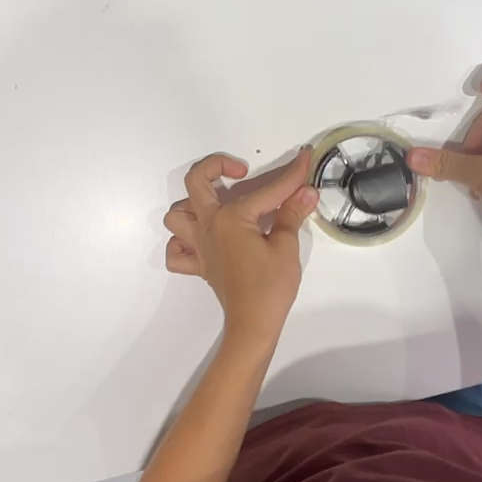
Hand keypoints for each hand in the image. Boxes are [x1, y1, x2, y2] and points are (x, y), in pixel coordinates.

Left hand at [164, 149, 317, 343]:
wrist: (254, 323)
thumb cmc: (270, 287)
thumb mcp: (286, 247)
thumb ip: (291, 214)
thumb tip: (305, 192)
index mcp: (231, 218)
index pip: (266, 190)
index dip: (289, 175)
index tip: (303, 159)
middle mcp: (208, 227)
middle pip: (196, 183)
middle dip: (215, 166)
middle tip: (239, 172)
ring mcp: (199, 246)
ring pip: (176, 216)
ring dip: (192, 204)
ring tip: (218, 204)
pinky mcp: (199, 264)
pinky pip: (176, 251)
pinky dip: (182, 243)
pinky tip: (202, 240)